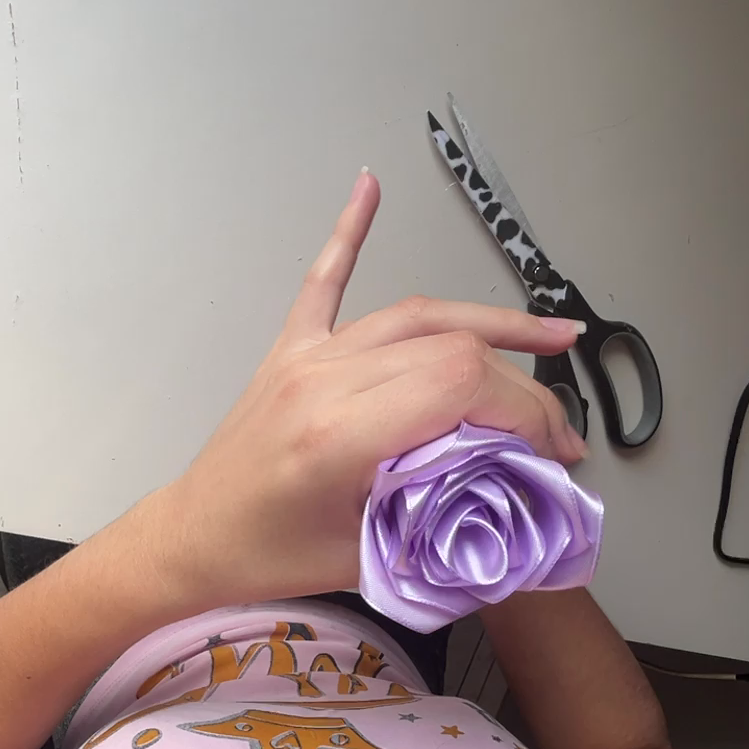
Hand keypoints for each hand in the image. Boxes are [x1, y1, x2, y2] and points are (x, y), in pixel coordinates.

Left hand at [148, 169, 589, 606]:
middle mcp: (322, 380)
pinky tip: (369, 188)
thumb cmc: (266, 557)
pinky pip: (325, 283)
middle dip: (519, 384)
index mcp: (338, 433)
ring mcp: (306, 358)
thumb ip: (440, 521)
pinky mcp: (289, 352)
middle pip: (450, 347)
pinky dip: (348, 234)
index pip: (462, 385)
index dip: (526, 410)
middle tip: (554, 428)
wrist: (194, 537)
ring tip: (546, 334)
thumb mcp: (365, 560)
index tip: (553, 450)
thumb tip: (515, 496)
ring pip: (414, 315)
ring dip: (486, 321)